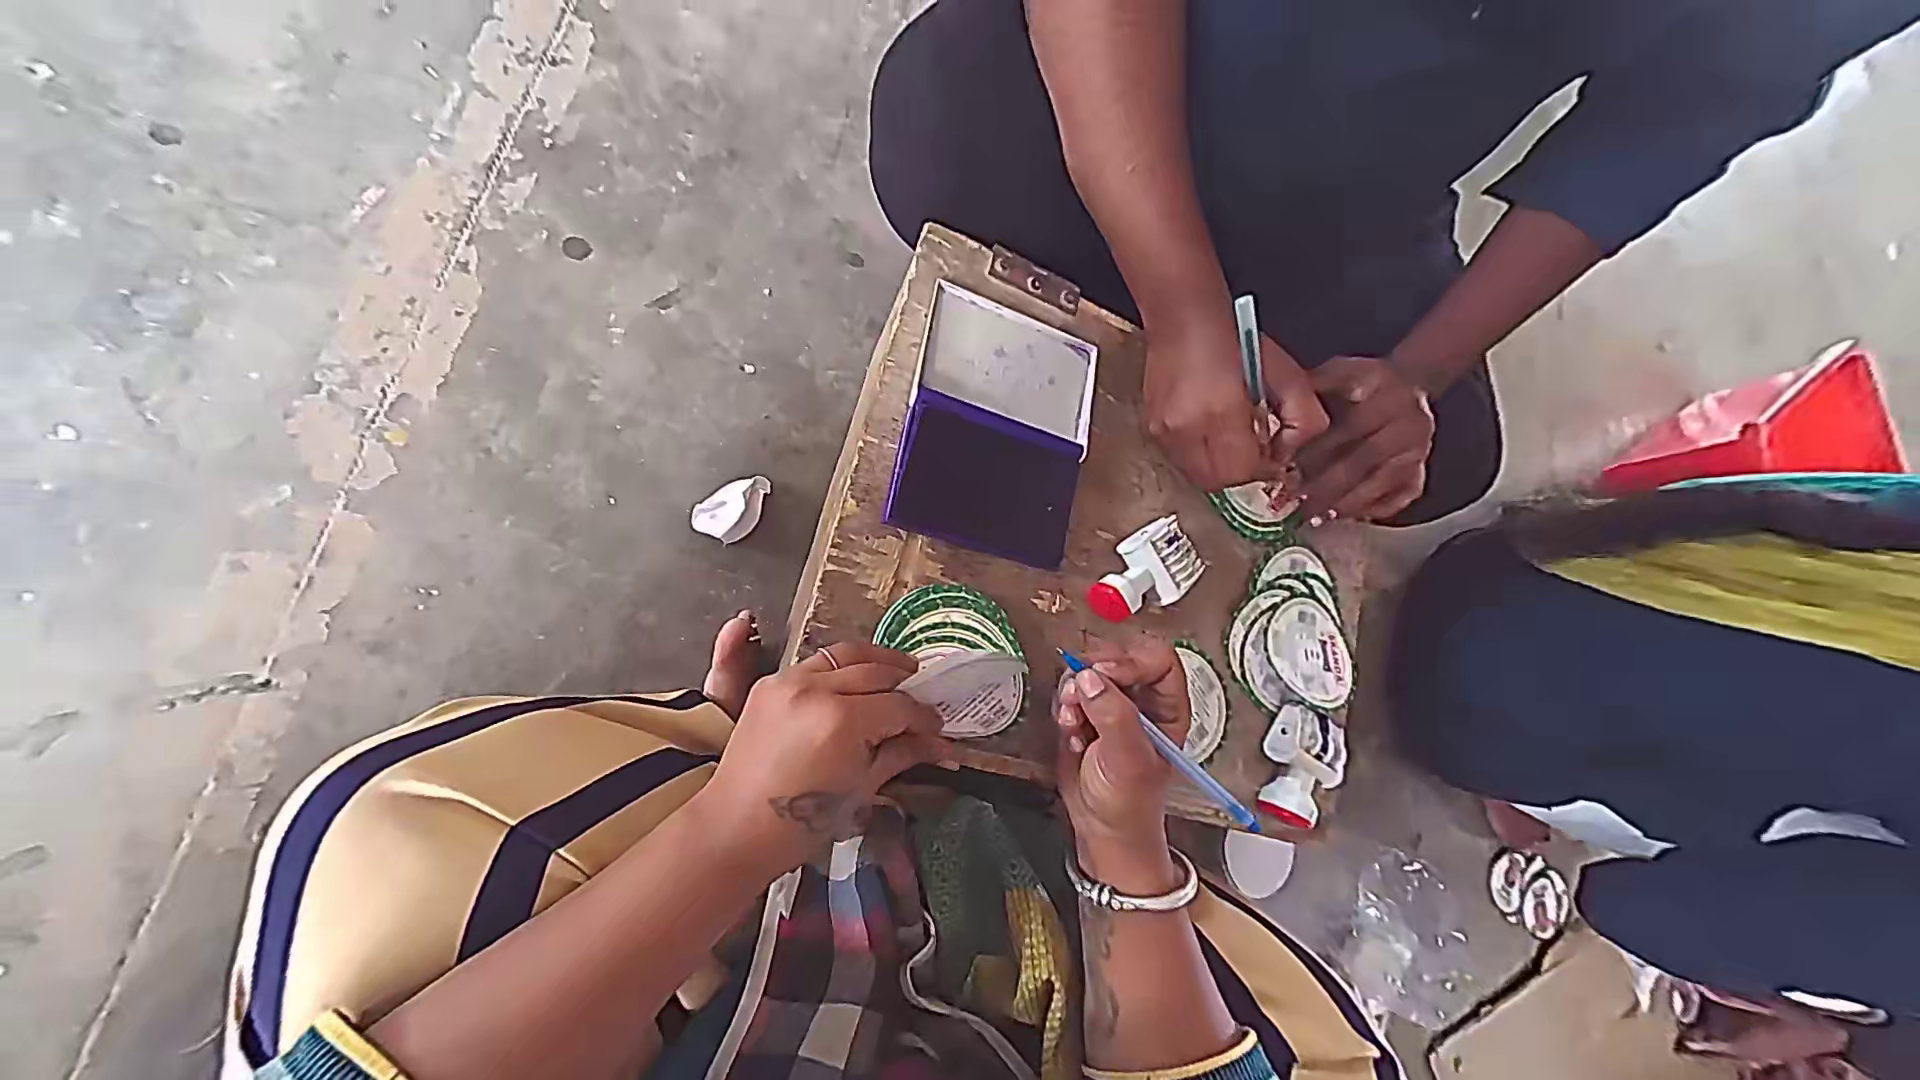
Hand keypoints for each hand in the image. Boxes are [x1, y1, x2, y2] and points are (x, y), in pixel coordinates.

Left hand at [693, 642, 949, 876]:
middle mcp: (816, 689)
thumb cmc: (801, 824)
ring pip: (847, 654)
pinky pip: (817, 662)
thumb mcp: (862, 789)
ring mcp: (789, 681)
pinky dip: (842, 666)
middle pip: (876, 673)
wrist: (733, 829)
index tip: (937, 726)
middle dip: (905, 685)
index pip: (898, 706)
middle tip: (922, 699)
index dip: (923, 717)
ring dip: (877, 661)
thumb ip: (903, 754)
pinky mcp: (771, 682)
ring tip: (899, 671)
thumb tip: (942, 746)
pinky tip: (856, 680)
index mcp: (842, 721)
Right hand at [1054, 637, 1190, 892]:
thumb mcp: (1129, 761)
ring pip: (1088, 673)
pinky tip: (1071, 731)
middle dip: (1094, 674)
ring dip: (1074, 693)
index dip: (1131, 661)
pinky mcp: (1083, 713)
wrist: (1102, 830)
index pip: (1157, 661)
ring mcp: (1110, 705)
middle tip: (1079, 690)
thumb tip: (1091, 680)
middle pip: (1117, 659)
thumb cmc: (1130, 804)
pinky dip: (1064, 708)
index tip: (1106, 674)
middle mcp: (1140, 700)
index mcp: (1167, 707)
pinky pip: (1069, 693)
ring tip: (1074, 719)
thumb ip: (1114, 716)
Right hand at [1144, 309, 1320, 489]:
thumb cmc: (1234, 340)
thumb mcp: (1286, 373)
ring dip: (1219, 468)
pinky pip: (1181, 461)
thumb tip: (1289, 453)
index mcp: (1222, 412)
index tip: (1273, 457)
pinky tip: (1211, 432)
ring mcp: (1164, 432)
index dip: (1262, 470)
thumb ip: (1304, 419)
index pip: (1243, 470)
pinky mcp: (1152, 430)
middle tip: (1255, 452)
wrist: (1183, 320)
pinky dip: (1201, 457)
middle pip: (1217, 481)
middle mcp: (1186, 428)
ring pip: (1197, 476)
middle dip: (1240, 473)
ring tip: (1232, 441)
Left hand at [1295, 356, 1434, 523]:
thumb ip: (1311, 387)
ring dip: (1343, 503)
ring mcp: (1418, 449)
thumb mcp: (1338, 372)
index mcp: (1386, 397)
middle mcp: (1408, 422)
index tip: (1287, 468)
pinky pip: (1398, 496)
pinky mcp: (1421, 470)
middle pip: (1361, 461)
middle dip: (1323, 485)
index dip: (1315, 451)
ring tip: (1313, 514)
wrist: (1411, 385)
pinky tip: (1342, 516)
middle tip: (1292, 500)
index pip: (1348, 429)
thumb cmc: (1362, 383)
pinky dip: (1369, 509)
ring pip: (1379, 483)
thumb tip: (1272, 406)